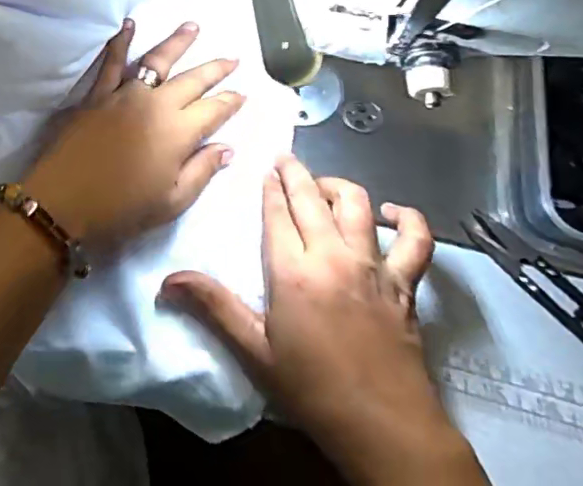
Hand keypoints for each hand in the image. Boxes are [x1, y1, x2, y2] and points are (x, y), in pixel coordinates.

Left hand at [24, 20, 242, 250]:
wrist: (61, 204)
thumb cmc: (121, 210)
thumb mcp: (171, 202)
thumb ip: (202, 171)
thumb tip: (227, 148)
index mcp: (179, 132)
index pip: (214, 110)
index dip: (231, 102)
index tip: (242, 94)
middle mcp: (157, 104)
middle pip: (194, 80)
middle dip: (216, 68)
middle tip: (233, 59)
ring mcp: (126, 95)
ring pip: (157, 60)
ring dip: (178, 42)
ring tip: (193, 27)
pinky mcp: (98, 94)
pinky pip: (112, 62)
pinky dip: (121, 41)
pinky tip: (128, 25)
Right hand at [162, 155, 485, 485]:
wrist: (381, 423)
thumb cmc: (311, 390)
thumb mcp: (255, 353)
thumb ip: (214, 308)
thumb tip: (168, 281)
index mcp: (294, 271)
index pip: (277, 214)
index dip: (269, 188)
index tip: (264, 169)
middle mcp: (333, 254)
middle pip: (312, 198)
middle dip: (295, 173)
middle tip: (285, 159)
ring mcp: (373, 263)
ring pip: (357, 203)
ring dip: (337, 186)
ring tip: (322, 184)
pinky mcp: (404, 279)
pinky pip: (414, 237)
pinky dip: (407, 218)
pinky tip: (392, 213)